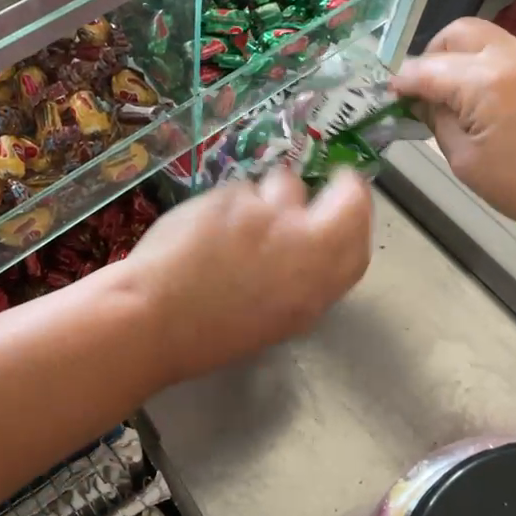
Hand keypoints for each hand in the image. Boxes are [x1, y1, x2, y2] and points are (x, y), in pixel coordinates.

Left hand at [121, 168, 372, 382]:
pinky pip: (239, 188)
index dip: (355, 214)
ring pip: (282, 183)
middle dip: (336, 184)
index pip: (361, 236)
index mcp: (319, 287)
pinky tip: (203, 226)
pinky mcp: (233, 197)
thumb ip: (304, 278)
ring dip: (266, 195)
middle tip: (311, 188)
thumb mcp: (278, 317)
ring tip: (232, 221)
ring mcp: (269, 216)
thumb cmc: (210, 332)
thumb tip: (310, 246)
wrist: (154, 318)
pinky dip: (227, 201)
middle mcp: (304, 246)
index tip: (345, 201)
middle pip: (346, 195)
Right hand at [389, 18, 515, 246]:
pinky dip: (485, 66)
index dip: (402, 83)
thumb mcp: (465, 161)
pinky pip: (507, 52)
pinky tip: (485, 102)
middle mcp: (511, 56)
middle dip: (431, 57)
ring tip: (454, 99)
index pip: (426, 68)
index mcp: (485, 81)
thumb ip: (437, 120)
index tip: (388, 97)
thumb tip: (422, 101)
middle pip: (456, 33)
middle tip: (423, 93)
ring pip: (483, 38)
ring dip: (459, 59)